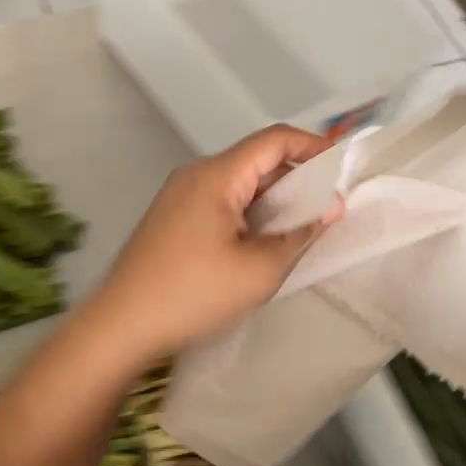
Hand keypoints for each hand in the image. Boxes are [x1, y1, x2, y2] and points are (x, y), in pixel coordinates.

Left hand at [83, 126, 345, 358]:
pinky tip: (262, 246)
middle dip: (297, 180)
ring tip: (301, 232)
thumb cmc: (193, 293)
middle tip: (329, 209)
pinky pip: (220, 203)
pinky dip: (248, 215)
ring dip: (273, 202)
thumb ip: (300, 234)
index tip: (344, 169)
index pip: (274, 140)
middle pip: (256, 161)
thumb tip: (330, 208)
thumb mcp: (259, 269)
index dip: (314, 146)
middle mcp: (195, 175)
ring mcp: (178, 197)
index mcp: (216, 175)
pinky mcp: (171, 220)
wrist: (121, 325)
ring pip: (238, 185)